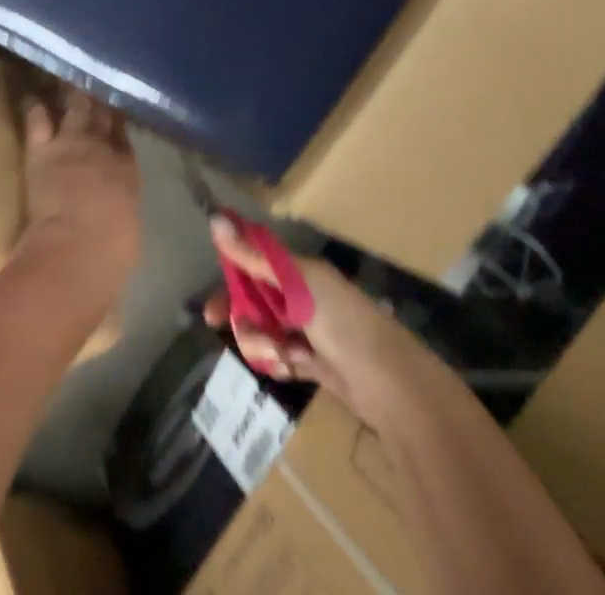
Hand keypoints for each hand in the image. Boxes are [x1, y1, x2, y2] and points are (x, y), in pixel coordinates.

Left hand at [17, 91, 141, 288]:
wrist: (81, 244)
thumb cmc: (111, 247)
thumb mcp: (124, 225)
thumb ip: (118, 207)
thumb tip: (111, 209)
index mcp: (128, 172)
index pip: (123, 139)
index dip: (117, 122)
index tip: (114, 107)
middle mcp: (104, 150)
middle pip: (102, 116)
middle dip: (98, 98)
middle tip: (92, 79)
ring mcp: (73, 145)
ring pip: (75, 109)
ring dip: (72, 93)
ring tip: (67, 76)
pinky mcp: (44, 150)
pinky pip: (38, 121)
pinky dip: (35, 107)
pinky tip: (31, 94)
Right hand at [202, 215, 424, 419]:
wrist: (392, 385)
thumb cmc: (345, 324)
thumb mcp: (298, 286)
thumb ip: (255, 258)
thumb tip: (215, 217)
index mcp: (302, 274)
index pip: (253, 266)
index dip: (230, 278)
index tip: (212, 302)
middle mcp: (303, 298)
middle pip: (252, 302)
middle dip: (241, 318)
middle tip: (223, 326)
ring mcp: (308, 331)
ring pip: (262, 332)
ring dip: (261, 344)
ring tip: (280, 356)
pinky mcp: (313, 361)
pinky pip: (279, 358)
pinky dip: (280, 364)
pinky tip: (290, 368)